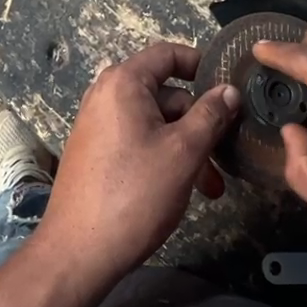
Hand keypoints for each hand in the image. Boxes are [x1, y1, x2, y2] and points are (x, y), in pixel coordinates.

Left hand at [31, 42, 240, 284]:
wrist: (78, 253)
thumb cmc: (134, 194)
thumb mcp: (183, 152)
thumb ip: (211, 115)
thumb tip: (229, 90)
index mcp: (123, 82)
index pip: (168, 54)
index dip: (202, 64)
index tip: (229, 86)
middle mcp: (106, 94)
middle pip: (166, 93)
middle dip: (198, 122)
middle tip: (225, 154)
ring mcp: (98, 124)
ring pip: (155, 122)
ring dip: (185, 147)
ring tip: (210, 186)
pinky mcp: (96, 152)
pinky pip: (138, 139)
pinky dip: (163, 156)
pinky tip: (182, 188)